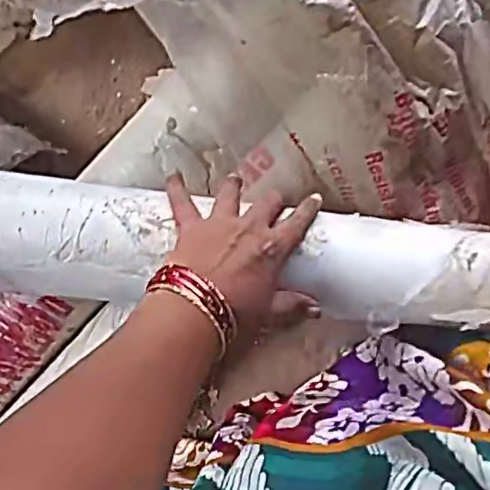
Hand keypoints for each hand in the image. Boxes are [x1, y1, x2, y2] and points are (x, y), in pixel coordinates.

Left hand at [163, 174, 322, 345]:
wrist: (196, 309)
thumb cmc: (236, 312)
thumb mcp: (270, 311)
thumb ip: (292, 305)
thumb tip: (315, 309)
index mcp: (272, 248)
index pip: (297, 223)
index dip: (307, 209)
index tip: (313, 198)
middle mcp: (249, 229)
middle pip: (266, 203)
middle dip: (274, 199)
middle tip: (276, 199)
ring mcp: (219, 224)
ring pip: (229, 195)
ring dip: (234, 186)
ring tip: (236, 179)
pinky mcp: (191, 228)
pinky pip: (182, 203)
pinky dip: (177, 188)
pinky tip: (174, 177)